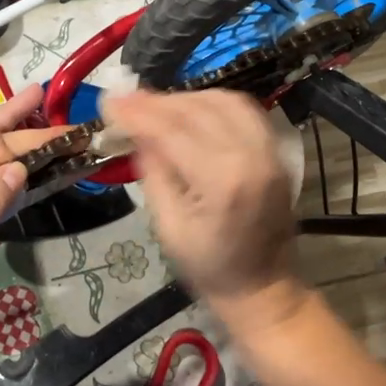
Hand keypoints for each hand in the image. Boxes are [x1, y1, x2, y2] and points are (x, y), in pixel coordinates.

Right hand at [101, 90, 301, 316]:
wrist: (264, 287)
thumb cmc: (210, 266)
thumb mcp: (168, 226)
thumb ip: (153, 171)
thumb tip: (135, 129)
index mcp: (222, 181)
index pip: (171, 130)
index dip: (137, 112)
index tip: (109, 100)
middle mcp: (250, 156)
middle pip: (196, 109)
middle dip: (156, 101)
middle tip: (125, 101)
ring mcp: (269, 150)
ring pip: (222, 100)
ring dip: (184, 98)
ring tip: (156, 107)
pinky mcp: (276, 150)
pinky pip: (244, 109)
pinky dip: (213, 101)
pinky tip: (191, 109)